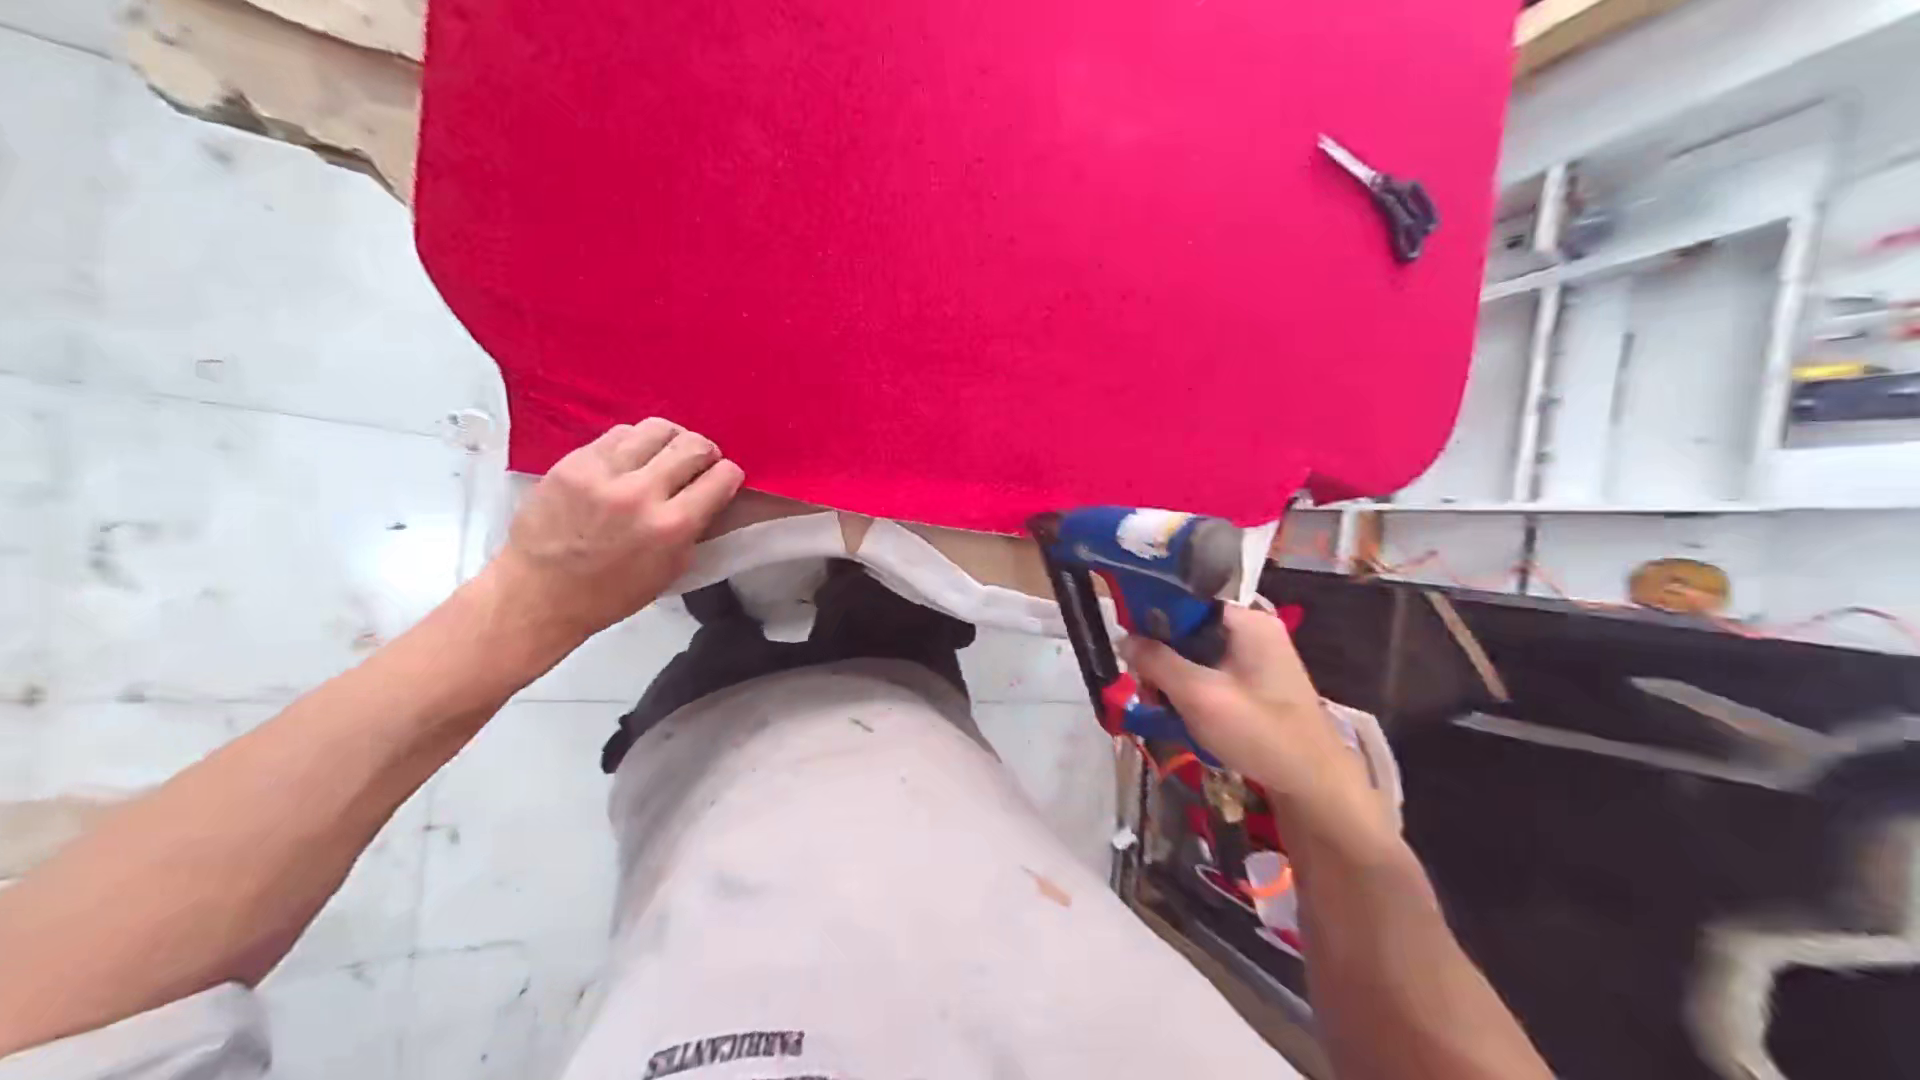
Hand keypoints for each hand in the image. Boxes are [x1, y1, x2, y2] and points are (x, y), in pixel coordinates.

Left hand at [484, 418, 744, 644]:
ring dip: (672, 440)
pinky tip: (631, 458)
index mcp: (672, 527)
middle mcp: (642, 493)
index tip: (723, 480)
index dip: (730, 475)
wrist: (539, 593)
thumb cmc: (612, 592)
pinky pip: (618, 434)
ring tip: (665, 455)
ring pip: (657, 429)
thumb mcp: (672, 568)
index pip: (722, 477)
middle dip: (706, 452)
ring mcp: (604, 474)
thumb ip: (695, 527)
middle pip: (694, 445)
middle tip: (699, 464)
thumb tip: (711, 496)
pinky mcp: (574, 462)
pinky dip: (635, 443)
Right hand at [1119, 605, 1391, 845]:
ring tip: (1159, 704)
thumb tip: (1123, 638)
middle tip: (1143, 686)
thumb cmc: (1259, 732)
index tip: (1128, 641)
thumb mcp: (1198, 696)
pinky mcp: (1257, 684)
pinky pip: (1212, 673)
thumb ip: (1157, 662)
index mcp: (1247, 621)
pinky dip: (1192, 689)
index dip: (1153, 616)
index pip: (1188, 600)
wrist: (1315, 786)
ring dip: (1174, 677)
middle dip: (1161, 656)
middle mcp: (1254, 631)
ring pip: (1197, 654)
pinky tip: (1181, 714)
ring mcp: (1258, 658)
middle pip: (1190, 628)